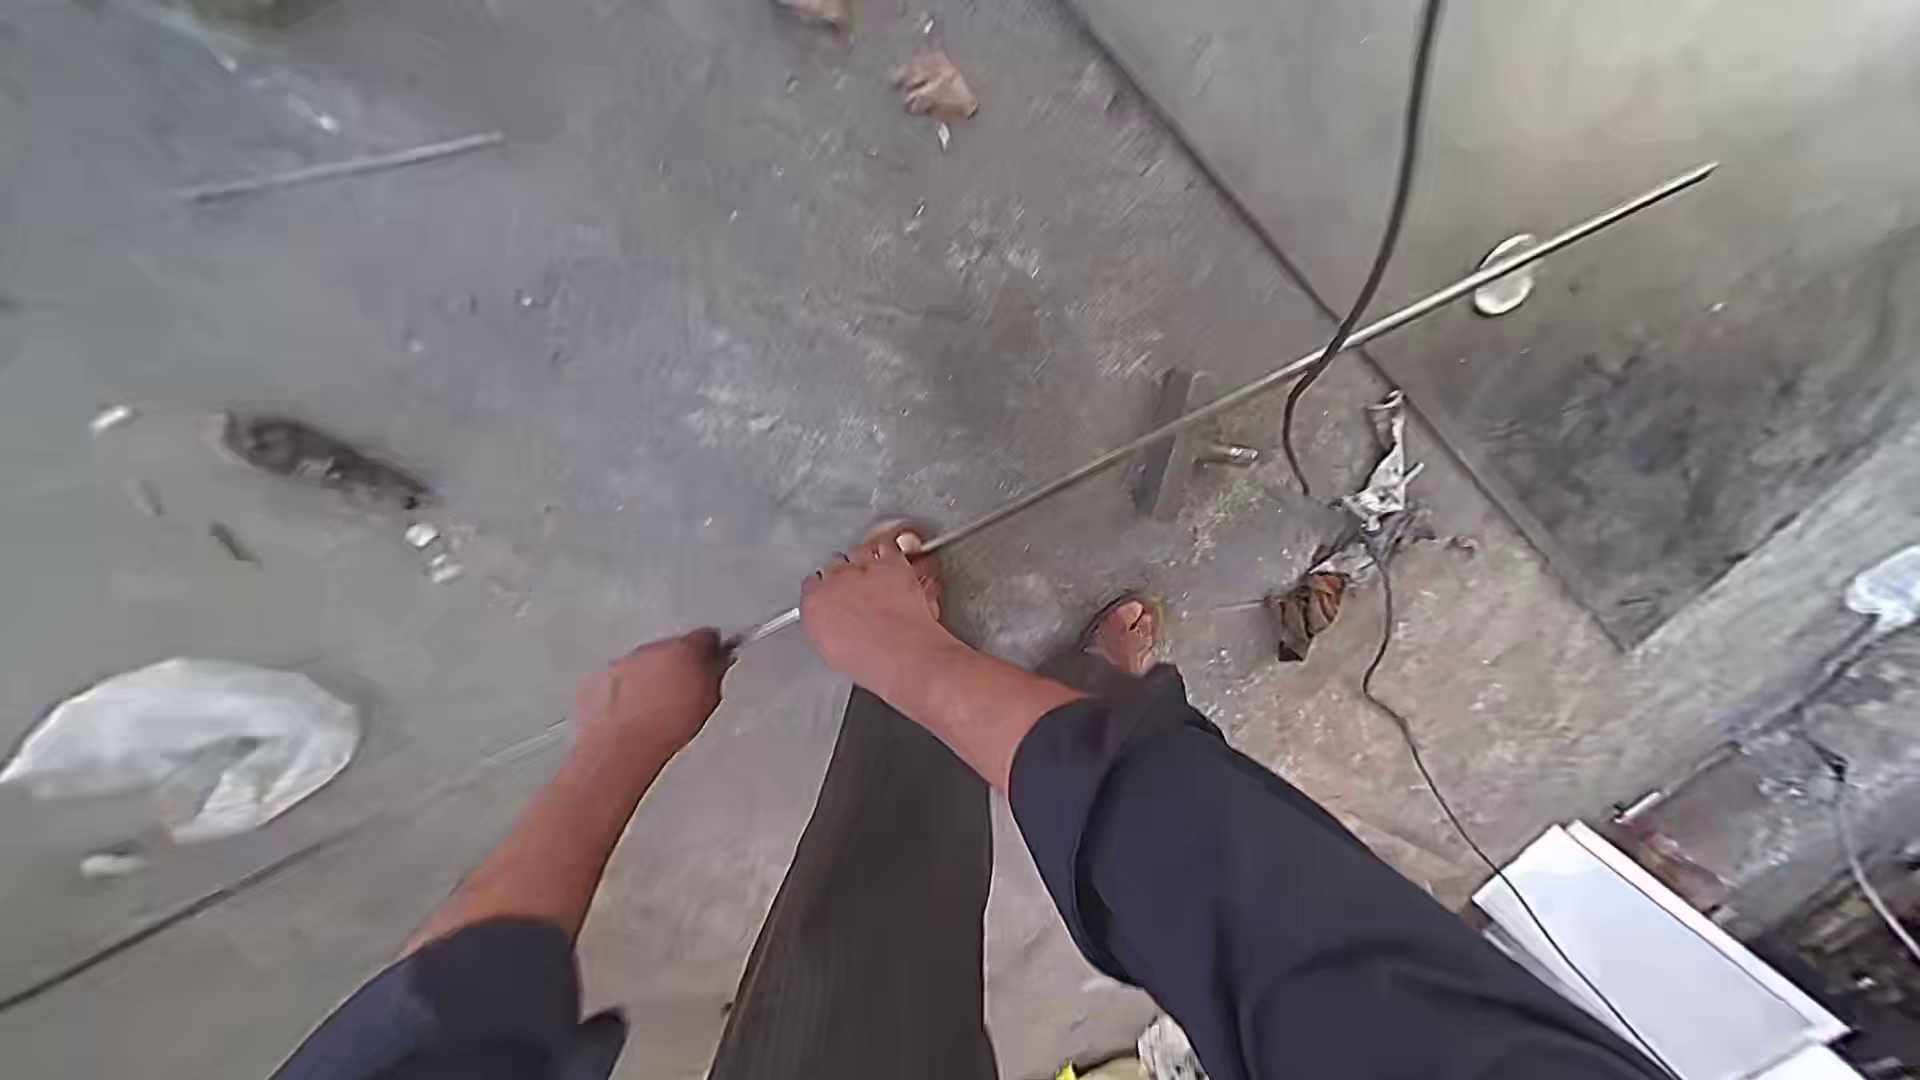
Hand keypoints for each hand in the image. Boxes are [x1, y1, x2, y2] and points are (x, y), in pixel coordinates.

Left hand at [574, 629, 728, 758]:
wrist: (622, 749)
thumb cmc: (665, 728)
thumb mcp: (709, 700)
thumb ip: (716, 674)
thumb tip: (719, 663)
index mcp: (686, 649)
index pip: (707, 635)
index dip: (713, 648)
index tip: (714, 658)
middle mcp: (654, 648)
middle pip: (674, 646)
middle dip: (680, 662)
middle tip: (685, 687)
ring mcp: (625, 661)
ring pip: (647, 659)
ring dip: (653, 673)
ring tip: (658, 703)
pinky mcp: (601, 676)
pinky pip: (621, 675)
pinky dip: (628, 686)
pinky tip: (635, 708)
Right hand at [800, 530, 955, 696]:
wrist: (902, 654)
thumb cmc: (871, 659)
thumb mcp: (832, 651)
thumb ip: (824, 626)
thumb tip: (829, 624)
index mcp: (815, 603)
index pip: (811, 584)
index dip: (823, 588)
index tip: (829, 591)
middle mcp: (836, 581)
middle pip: (833, 564)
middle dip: (842, 572)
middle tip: (853, 584)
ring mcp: (864, 569)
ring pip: (857, 551)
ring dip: (862, 559)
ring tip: (871, 570)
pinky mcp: (891, 563)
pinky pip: (885, 548)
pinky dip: (887, 553)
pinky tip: (891, 560)